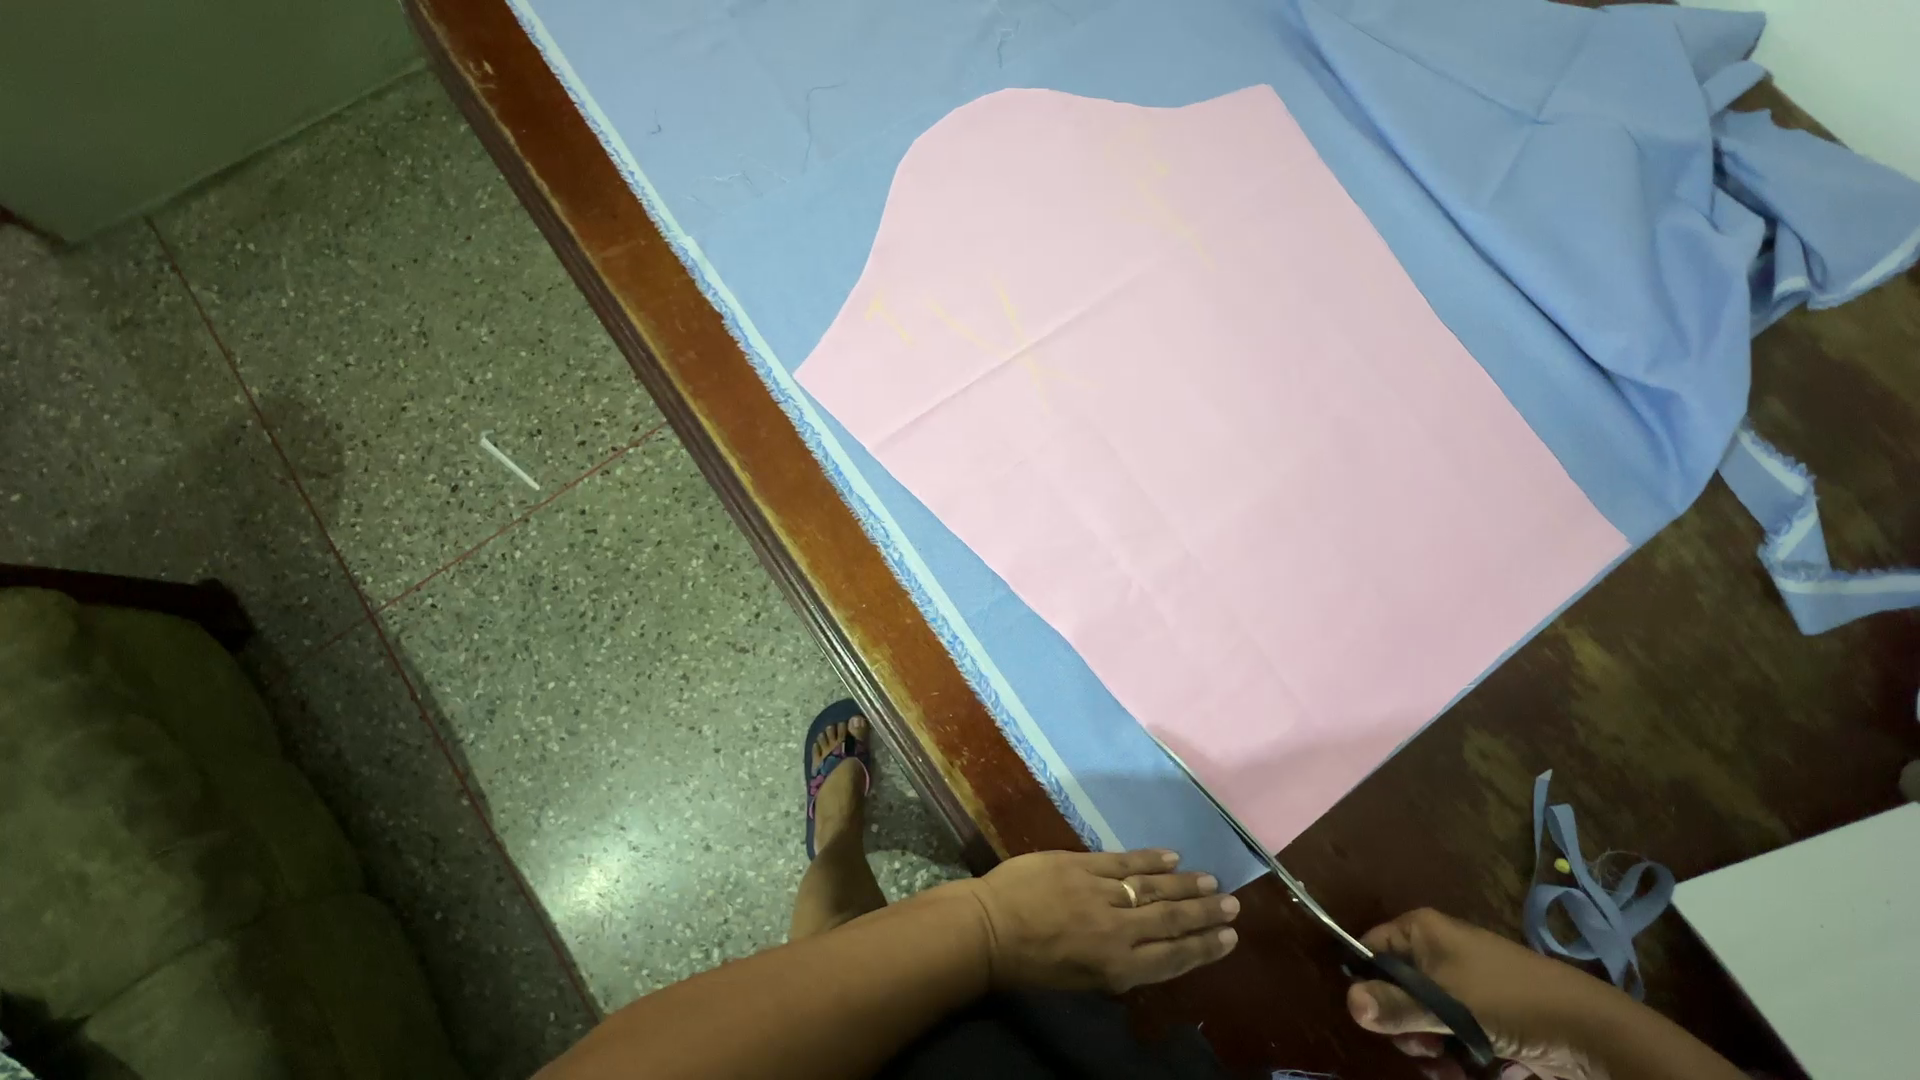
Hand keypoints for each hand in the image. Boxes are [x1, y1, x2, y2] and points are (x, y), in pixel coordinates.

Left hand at [948, 849, 1239, 992]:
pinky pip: (1124, 862)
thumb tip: (1142, 945)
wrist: (988, 930)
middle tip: (1233, 905)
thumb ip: (1116, 962)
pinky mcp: (1082, 865)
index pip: (1172, 958)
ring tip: (1211, 880)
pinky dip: (1150, 859)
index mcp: (1117, 969)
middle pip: (1171, 921)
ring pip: (1154, 889)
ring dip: (1185, 884)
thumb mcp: (1081, 979)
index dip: (1204, 948)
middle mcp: (1117, 933)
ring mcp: (1100, 895)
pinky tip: (1171, 856)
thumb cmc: (1029, 964)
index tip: (1229, 938)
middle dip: (1205, 913)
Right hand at [1346, 909, 1624, 1079]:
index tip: (1378, 1016)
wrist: (1591, 1032)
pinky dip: (1453, 1058)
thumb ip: (1395, 1005)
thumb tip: (1349, 1004)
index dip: (1368, 983)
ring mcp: (1463, 986)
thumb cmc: (1509, 1001)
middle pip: (1395, 991)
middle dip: (1404, 1028)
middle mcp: (1437, 953)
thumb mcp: (1447, 1004)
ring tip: (1449, 1071)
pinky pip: (1451, 1035)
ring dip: (1428, 1051)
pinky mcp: (1485, 1018)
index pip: (1371, 949)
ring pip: (1423, 1020)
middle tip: (1425, 1049)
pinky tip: (1466, 1074)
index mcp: (1422, 931)